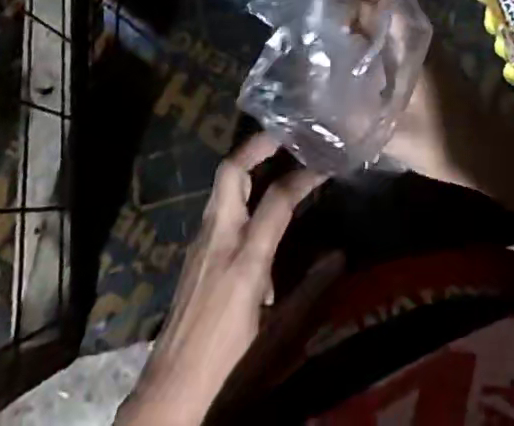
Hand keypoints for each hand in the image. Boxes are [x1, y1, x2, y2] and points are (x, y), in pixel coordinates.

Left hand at [117, 134, 326, 425]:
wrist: (176, 378)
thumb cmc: (230, 357)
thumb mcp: (277, 327)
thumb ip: (309, 288)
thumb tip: (338, 255)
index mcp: (243, 256)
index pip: (276, 200)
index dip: (302, 176)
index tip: (322, 162)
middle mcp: (218, 237)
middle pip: (231, 173)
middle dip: (255, 147)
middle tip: (282, 135)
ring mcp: (201, 240)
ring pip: (221, 186)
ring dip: (245, 165)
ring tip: (272, 157)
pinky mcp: (195, 250)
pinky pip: (217, 205)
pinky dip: (237, 189)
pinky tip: (252, 198)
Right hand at [317, 0, 485, 189]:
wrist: (484, 152)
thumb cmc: (439, 136)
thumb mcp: (389, 128)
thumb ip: (348, 113)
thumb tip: (310, 94)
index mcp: (410, 40)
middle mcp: (416, 36)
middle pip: (377, 4)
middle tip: (310, 5)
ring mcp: (420, 48)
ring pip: (382, 20)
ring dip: (354, 16)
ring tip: (320, 23)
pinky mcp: (421, 64)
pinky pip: (387, 37)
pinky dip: (364, 35)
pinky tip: (344, 50)